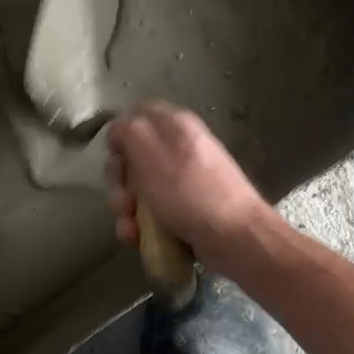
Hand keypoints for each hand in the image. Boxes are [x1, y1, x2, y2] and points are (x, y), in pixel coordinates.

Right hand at [103, 101, 272, 268]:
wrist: (237, 238)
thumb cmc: (189, 192)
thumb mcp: (150, 153)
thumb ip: (127, 130)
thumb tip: (117, 127)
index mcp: (174, 124)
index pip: (135, 114)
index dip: (119, 135)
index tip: (117, 158)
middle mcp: (178, 146)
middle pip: (132, 154)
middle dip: (119, 181)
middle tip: (123, 201)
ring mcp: (182, 179)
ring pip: (139, 186)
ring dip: (126, 208)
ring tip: (130, 228)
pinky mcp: (184, 207)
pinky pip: (153, 209)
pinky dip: (141, 224)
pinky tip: (137, 239)